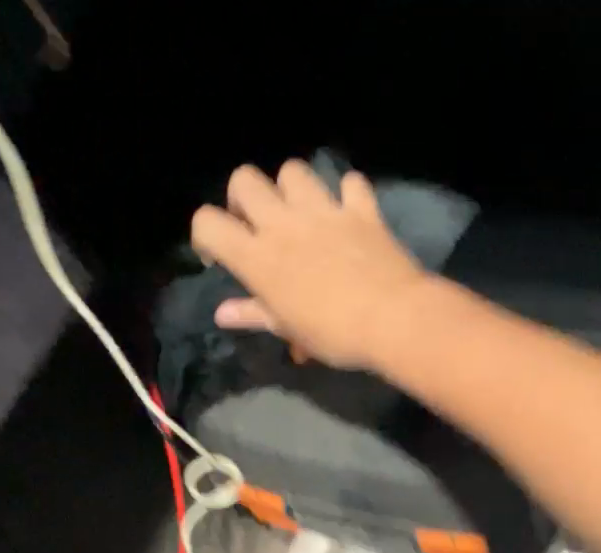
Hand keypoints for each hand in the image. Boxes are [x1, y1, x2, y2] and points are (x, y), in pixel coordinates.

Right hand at [190, 160, 431, 370]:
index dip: (206, 234)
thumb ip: (254, 314)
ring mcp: (324, 212)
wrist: (394, 319)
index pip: (207, 222)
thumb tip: (222, 314)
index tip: (222, 255)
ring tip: (303, 212)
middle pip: (244, 180)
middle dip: (245, 196)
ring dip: (293, 187)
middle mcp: (284, 224)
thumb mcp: (290, 329)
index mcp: (258, 257)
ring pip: (293, 170)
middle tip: (260, 223)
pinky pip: (351, 183)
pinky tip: (351, 211)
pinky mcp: (361, 210)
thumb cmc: (335, 334)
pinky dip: (349, 193)